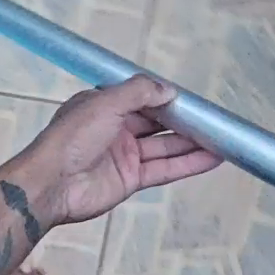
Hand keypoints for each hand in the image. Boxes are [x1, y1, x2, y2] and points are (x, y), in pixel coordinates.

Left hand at [6, 75, 222, 227]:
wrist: (50, 184)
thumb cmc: (69, 140)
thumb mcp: (104, 104)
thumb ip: (138, 92)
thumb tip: (168, 90)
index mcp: (102, 107)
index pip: (141, 98)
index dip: (166, 98)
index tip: (193, 99)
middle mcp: (113, 130)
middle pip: (157, 123)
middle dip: (185, 121)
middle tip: (216, 119)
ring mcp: (122, 156)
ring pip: (165, 146)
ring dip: (193, 143)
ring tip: (224, 138)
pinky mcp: (129, 179)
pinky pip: (164, 169)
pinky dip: (188, 164)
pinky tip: (212, 158)